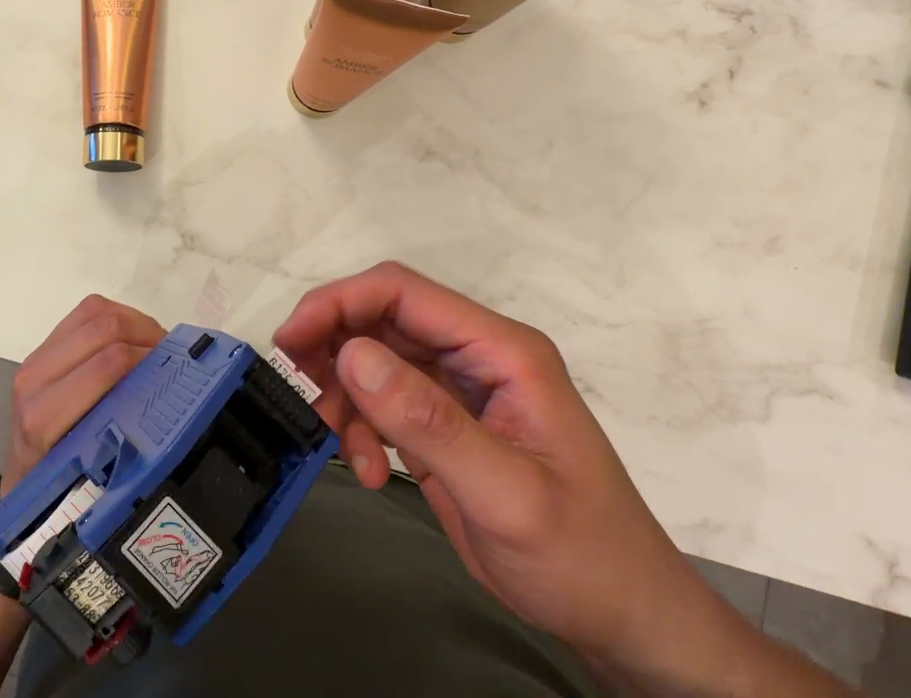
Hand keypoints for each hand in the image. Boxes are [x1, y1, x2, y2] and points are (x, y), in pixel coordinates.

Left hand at [5, 294, 166, 484]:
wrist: (25, 477)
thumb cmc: (65, 486)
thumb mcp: (98, 475)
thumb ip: (126, 437)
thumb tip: (176, 397)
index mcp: (45, 417)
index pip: (106, 365)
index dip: (147, 359)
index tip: (177, 371)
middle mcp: (34, 379)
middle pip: (102, 329)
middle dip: (147, 335)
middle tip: (174, 355)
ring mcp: (36, 357)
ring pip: (94, 312)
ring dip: (134, 321)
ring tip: (158, 344)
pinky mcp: (44, 345)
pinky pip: (85, 312)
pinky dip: (119, 315)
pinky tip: (136, 337)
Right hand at [272, 262, 735, 670]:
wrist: (620, 615)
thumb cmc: (580, 554)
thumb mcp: (505, 494)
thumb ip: (428, 421)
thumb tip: (352, 354)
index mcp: (502, 351)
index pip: (403, 294)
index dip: (338, 303)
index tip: (290, 342)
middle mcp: (476, 357)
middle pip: (380, 320)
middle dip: (332, 350)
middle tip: (300, 390)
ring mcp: (458, 391)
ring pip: (372, 361)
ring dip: (345, 399)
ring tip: (351, 454)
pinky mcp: (442, 425)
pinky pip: (380, 402)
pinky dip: (360, 429)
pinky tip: (371, 471)